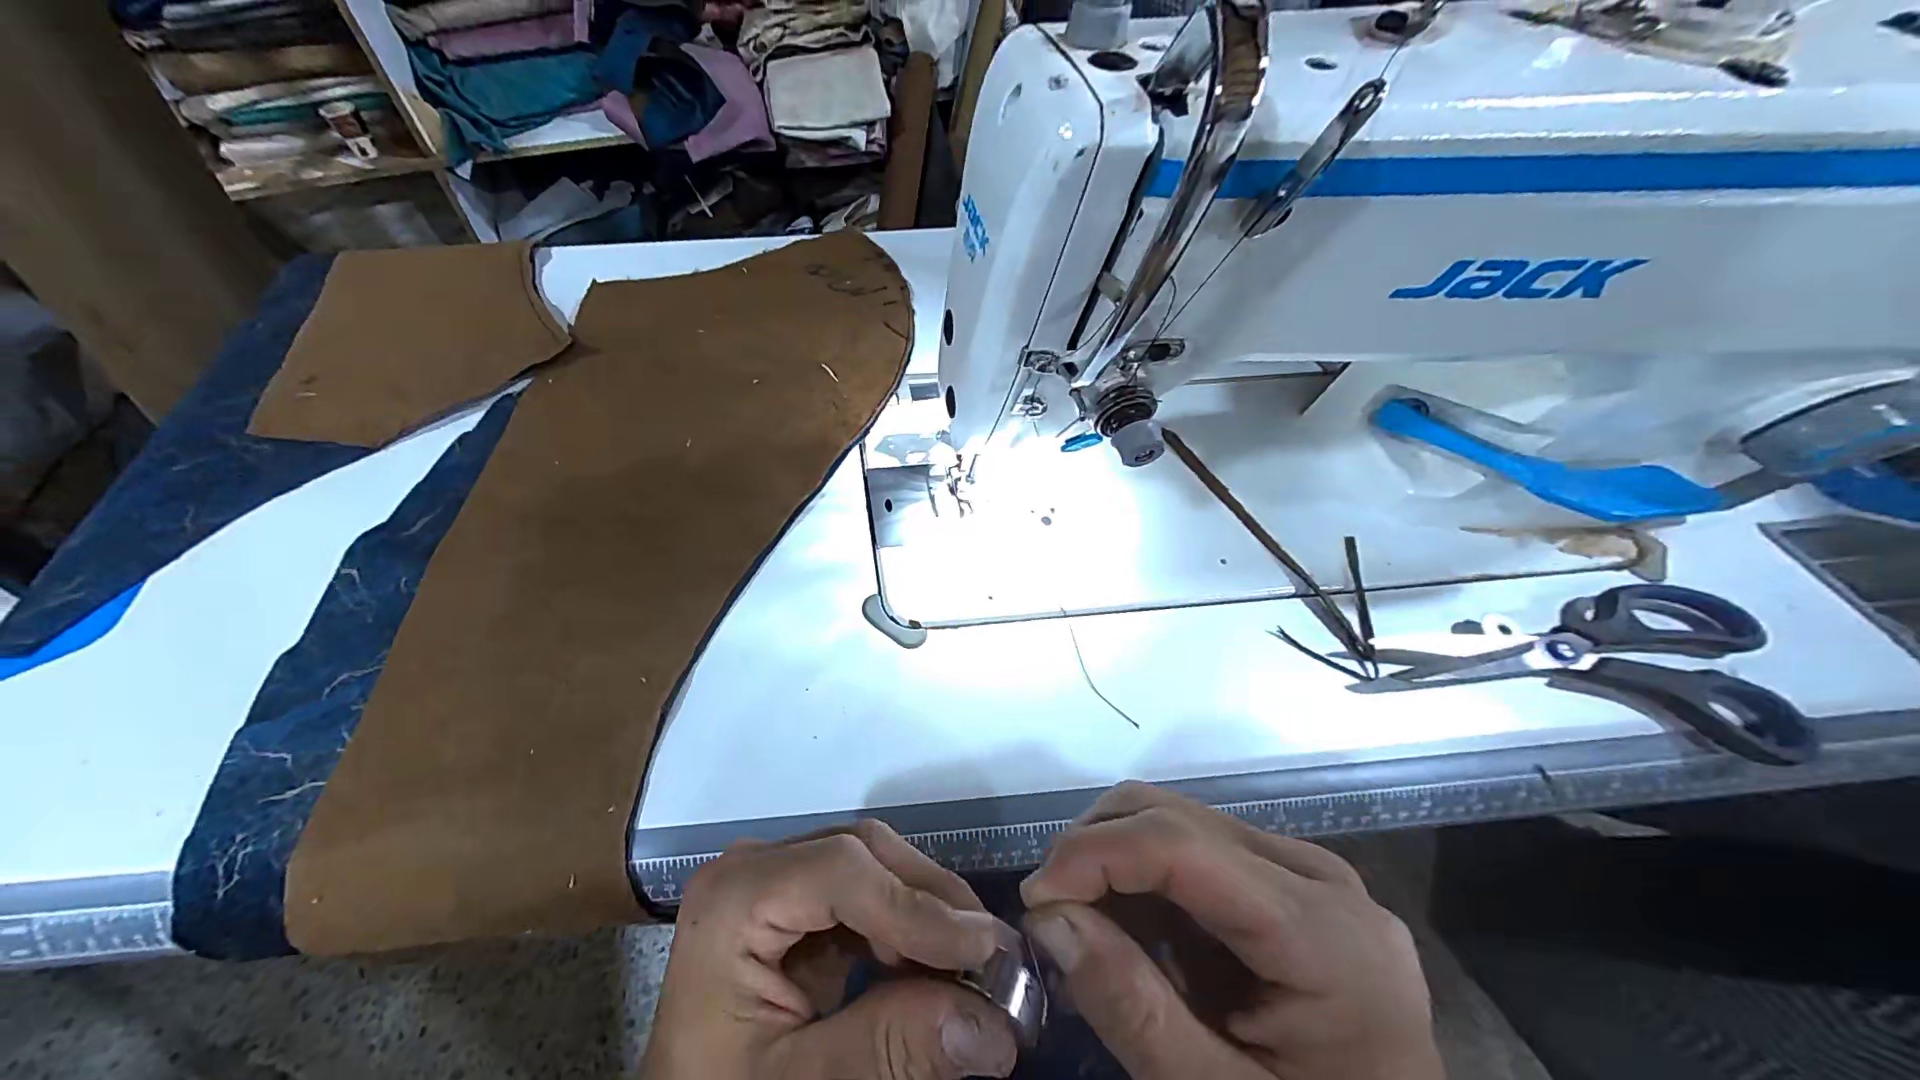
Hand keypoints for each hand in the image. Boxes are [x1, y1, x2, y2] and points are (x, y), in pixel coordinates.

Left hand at [642, 820, 1021, 1079]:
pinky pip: (869, 897)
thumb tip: (993, 1025)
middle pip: (863, 854)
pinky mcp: (800, 907)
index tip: (982, 950)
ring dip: (929, 914)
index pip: (840, 869)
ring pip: (875, 868)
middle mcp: (757, 869)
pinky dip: (910, 930)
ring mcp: (779, 882)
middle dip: (933, 903)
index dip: (915, 904)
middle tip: (994, 959)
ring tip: (974, 967)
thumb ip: (889, 1050)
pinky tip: (936, 968)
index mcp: (735, 899)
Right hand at [1021, 783, 1443, 1079]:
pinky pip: (1192, 850)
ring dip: (1111, 863)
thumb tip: (1048, 916)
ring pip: (1174, 820)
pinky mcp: (1285, 881)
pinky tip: (1127, 935)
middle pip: (1173, 815)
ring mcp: (1304, 873)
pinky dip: (1140, 880)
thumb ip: (1136, 1013)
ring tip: (1085, 934)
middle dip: (1094, 852)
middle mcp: (1317, 877)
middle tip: (1052, 922)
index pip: (1183, 845)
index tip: (1034, 904)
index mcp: (1325, 934)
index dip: (1094, 854)